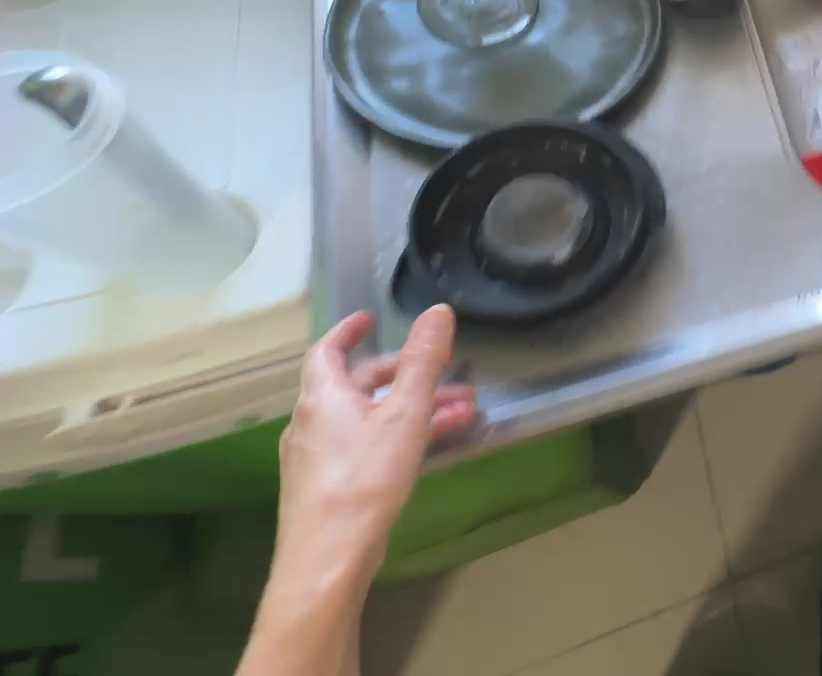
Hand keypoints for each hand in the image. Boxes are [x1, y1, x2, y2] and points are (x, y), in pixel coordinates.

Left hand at [274, 306, 476, 587]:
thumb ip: (423, 361)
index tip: (369, 319)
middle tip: (448, 373)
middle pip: (357, 386)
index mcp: (323, 399)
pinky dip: (401, 433)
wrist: (329, 557)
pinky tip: (434, 444)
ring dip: (414, 406)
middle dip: (406, 375)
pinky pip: (368, 442)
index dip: (347, 332)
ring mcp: (317, 456)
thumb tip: (437, 312)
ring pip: (369, 416)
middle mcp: (312, 423)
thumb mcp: (406, 411)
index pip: (326, 352)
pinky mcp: (329, 484)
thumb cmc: (366, 476)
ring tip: (462, 411)